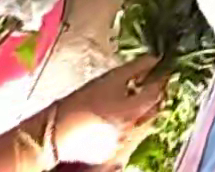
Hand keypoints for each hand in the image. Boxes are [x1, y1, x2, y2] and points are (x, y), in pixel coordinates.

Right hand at [52, 56, 167, 167]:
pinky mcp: (112, 155)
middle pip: (156, 108)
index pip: (158, 90)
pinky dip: (137, 124)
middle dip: (158, 93)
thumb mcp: (112, 78)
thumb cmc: (82, 102)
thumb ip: (138, 66)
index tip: (162, 67)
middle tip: (152, 81)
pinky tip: (129, 114)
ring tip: (140, 97)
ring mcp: (122, 146)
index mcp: (132, 112)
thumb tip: (157, 59)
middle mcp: (131, 132)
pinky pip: (135, 137)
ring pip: (147, 123)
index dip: (162, 76)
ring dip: (148, 109)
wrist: (52, 132)